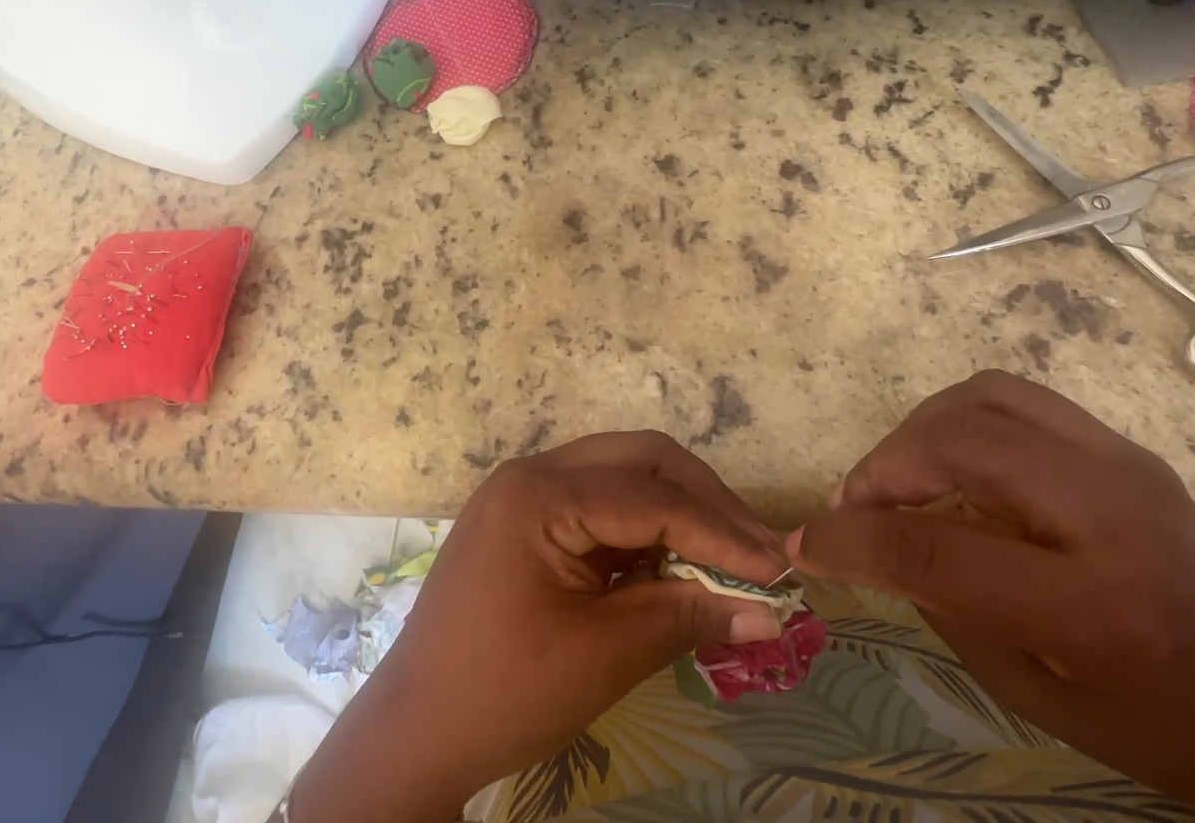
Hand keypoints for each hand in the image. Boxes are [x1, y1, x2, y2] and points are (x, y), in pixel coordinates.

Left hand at [285, 432, 789, 822]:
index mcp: (539, 495)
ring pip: (623, 477)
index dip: (722, 533)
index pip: (653, 498)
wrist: (416, 731)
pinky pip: (600, 507)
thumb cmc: (503, 692)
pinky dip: (644, 532)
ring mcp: (524, 495)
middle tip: (757, 552)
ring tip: (728, 560)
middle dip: (705, 503)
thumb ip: (687, 617)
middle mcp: (531, 475)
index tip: (778, 571)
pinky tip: (676, 567)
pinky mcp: (526, 522)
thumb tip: (770, 611)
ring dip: (679, 513)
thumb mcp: (603, 655)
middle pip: (641, 462)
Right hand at [791, 370, 1194, 821]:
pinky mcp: (1121, 444)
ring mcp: (1124, 463)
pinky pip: (1013, 398)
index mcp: (1094, 605)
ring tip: (895, 479)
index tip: (804, 542)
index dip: (851, 540)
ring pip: (983, 396)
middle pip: (959, 441)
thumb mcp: (1028, 690)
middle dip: (882, 467)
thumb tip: (866, 542)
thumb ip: (941, 604)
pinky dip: (956, 420)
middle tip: (854, 508)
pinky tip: (945, 464)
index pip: (937, 548)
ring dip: (916, 432)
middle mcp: (1111, 512)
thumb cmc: (1146, 721)